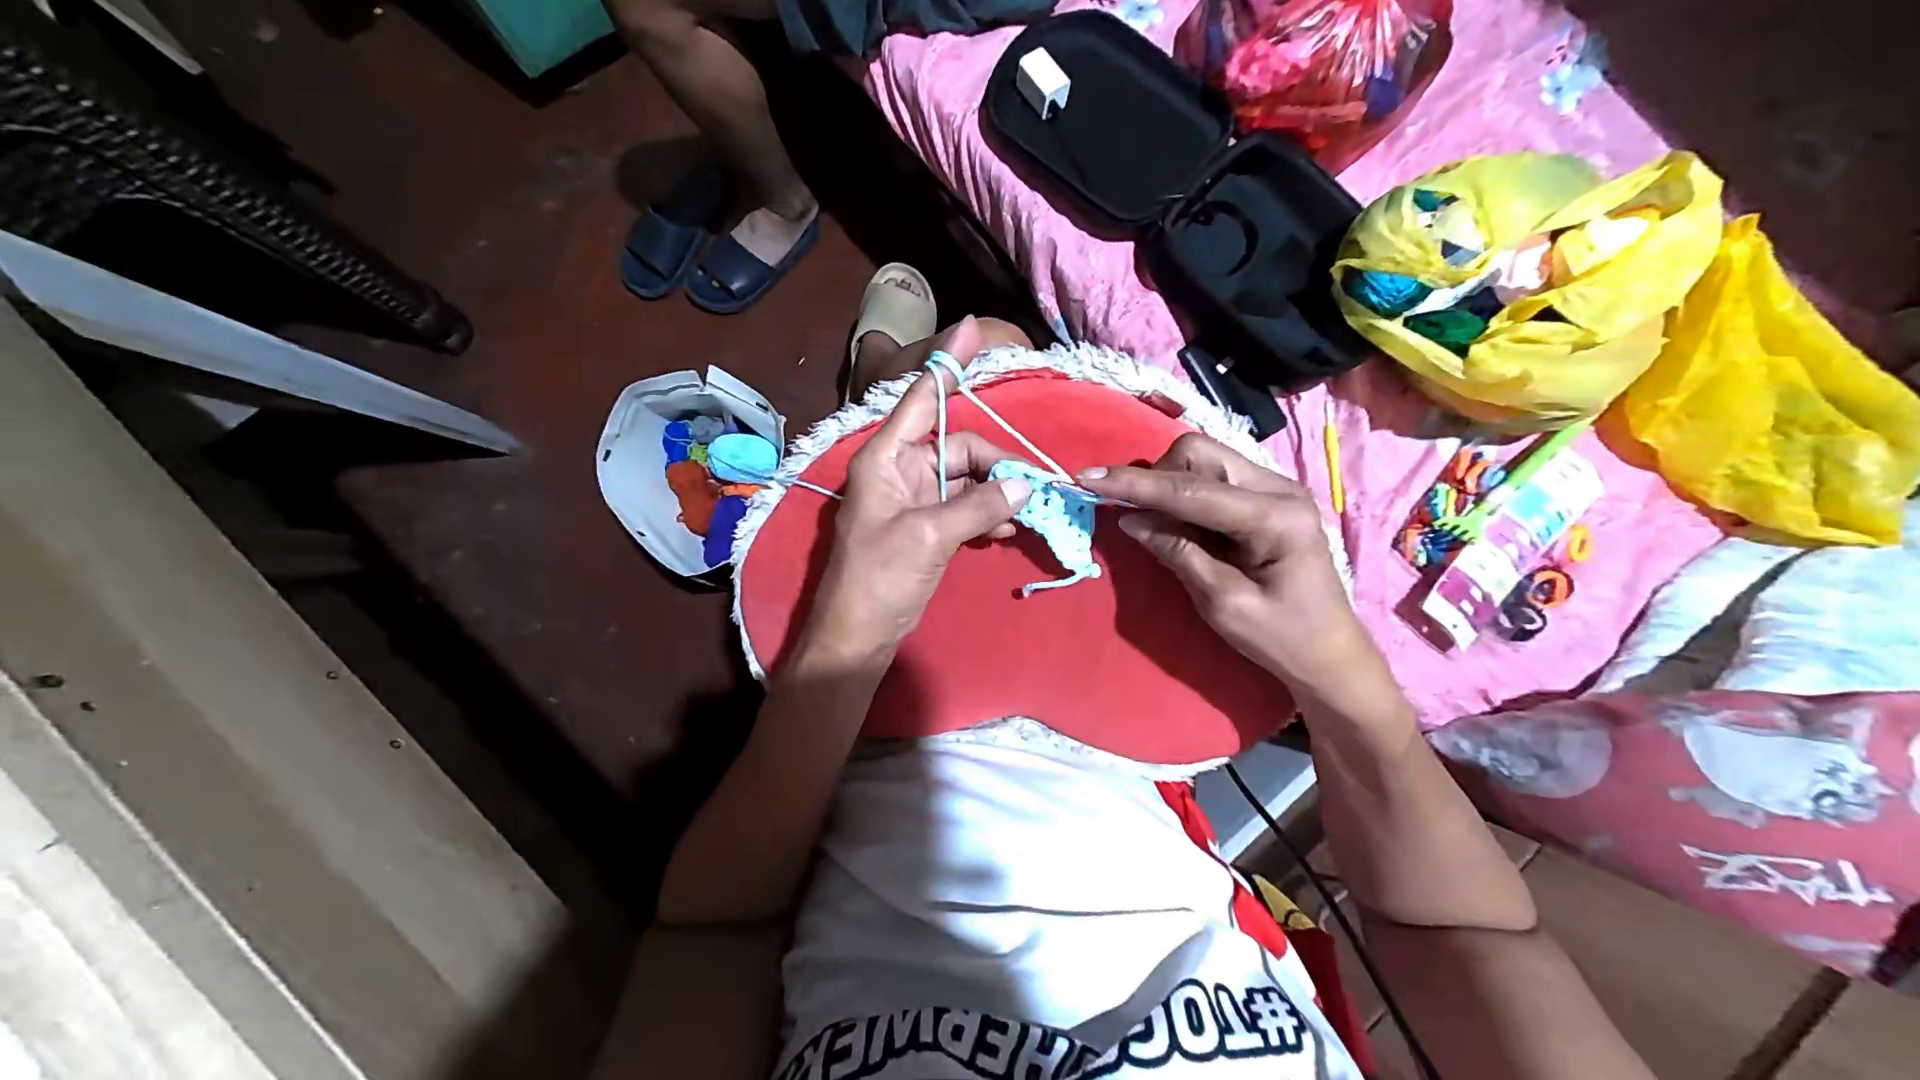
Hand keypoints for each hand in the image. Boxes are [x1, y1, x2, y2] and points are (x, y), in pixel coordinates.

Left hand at [803, 363, 1030, 663]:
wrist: (859, 634)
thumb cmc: (880, 577)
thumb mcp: (930, 536)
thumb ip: (978, 506)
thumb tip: (1024, 488)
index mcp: (887, 458)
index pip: (924, 399)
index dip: (950, 364)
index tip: (975, 326)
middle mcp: (901, 470)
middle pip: (958, 445)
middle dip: (996, 462)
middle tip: (1032, 487)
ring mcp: (916, 499)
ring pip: (967, 478)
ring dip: (996, 491)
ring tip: (1026, 510)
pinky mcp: (928, 526)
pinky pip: (966, 506)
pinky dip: (987, 512)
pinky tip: (1007, 528)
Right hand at [1078, 434, 1374, 697]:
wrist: (1328, 653)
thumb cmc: (1280, 638)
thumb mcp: (1222, 603)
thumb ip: (1177, 553)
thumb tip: (1130, 519)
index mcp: (1275, 517)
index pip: (1191, 490)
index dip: (1136, 485)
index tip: (1088, 478)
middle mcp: (1278, 487)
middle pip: (1199, 453)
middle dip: (1157, 477)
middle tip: (1138, 517)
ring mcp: (1275, 488)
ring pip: (1203, 459)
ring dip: (1168, 484)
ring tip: (1156, 522)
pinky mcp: (1265, 497)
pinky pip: (1212, 477)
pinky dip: (1183, 493)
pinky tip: (1177, 522)